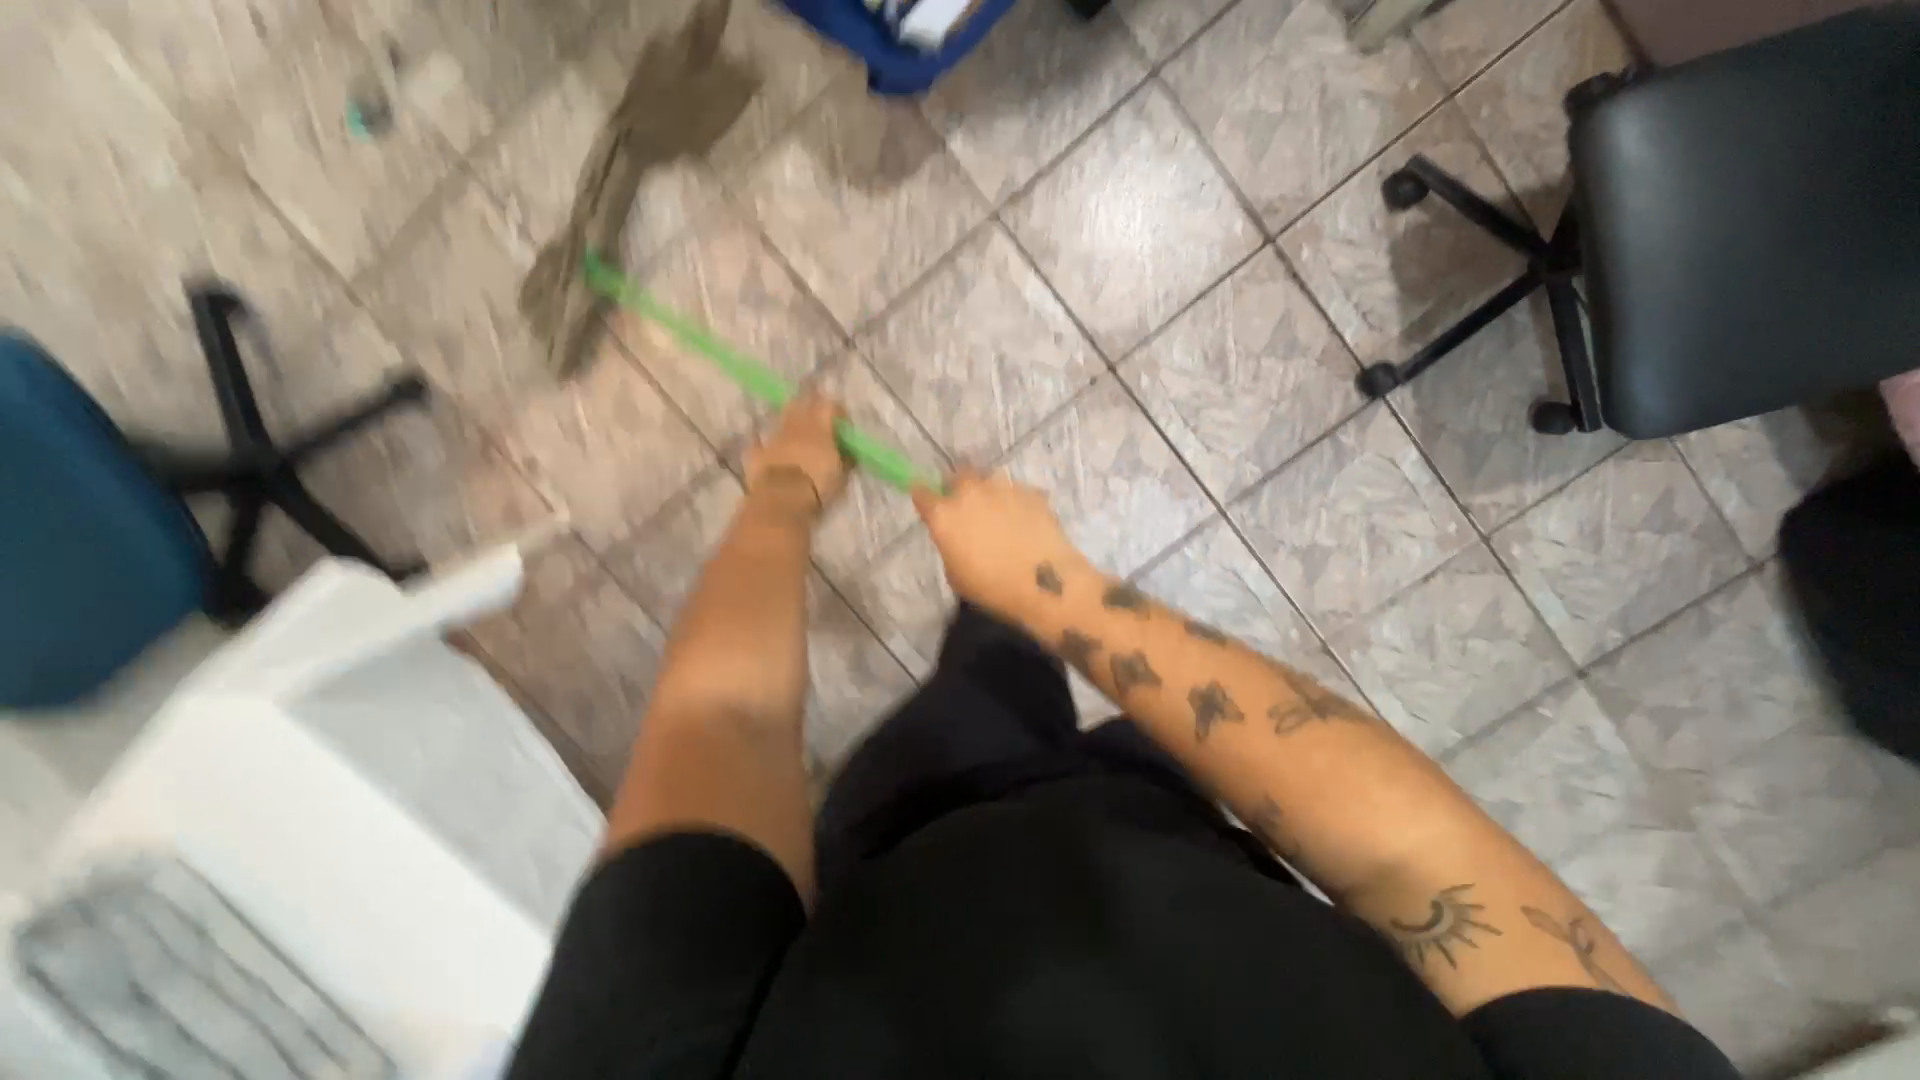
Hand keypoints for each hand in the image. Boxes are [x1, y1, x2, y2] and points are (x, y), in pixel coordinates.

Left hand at [745, 393, 848, 517]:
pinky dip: (769, 449)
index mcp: (819, 427)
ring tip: (797, 442)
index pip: (828, 405)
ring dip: (790, 427)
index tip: (842, 422)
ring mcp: (774, 438)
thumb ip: (844, 458)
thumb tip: (848, 452)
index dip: (836, 410)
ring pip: (782, 422)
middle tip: (817, 422)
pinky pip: (763, 445)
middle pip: (801, 404)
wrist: (782, 497)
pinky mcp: (757, 453)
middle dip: (809, 408)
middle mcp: (795, 425)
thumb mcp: (840, 474)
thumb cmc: (817, 484)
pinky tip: (773, 458)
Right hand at [912, 468, 1089, 623]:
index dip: (924, 497)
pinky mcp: (1031, 491)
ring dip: (988, 490)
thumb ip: (951, 545)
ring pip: (989, 479)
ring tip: (998, 511)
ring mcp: (1002, 487)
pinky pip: (1017, 491)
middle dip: (958, 486)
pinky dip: (1016, 501)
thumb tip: (958, 536)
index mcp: (944, 514)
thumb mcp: (955, 573)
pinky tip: (1024, 520)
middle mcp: (970, 492)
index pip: (922, 493)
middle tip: (966, 506)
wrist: (1043, 583)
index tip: (928, 504)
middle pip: (957, 475)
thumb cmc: (992, 587)